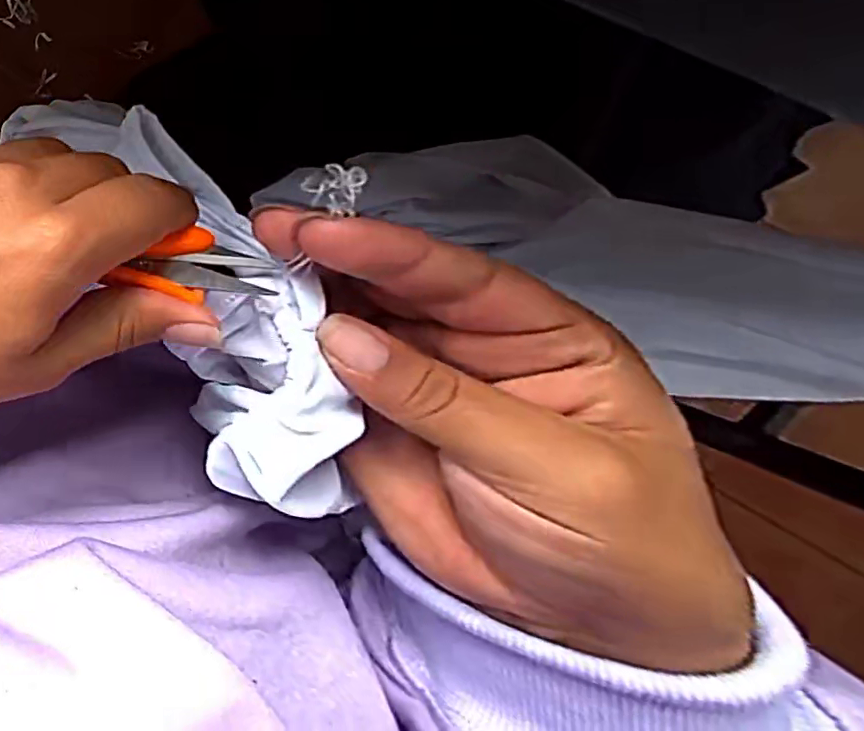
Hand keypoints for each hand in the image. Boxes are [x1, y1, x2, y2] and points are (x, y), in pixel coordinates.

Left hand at [0, 139, 221, 414]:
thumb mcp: (46, 359)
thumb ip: (129, 321)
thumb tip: (201, 316)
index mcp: (58, 241)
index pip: (158, 199)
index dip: (174, 226)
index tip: (157, 255)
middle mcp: (26, 184)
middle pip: (117, 172)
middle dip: (124, 212)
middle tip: (94, 258)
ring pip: (69, 155)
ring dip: (78, 190)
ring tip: (42, 237)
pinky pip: (17, 153)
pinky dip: (30, 180)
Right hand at [254, 209, 753, 673]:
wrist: (581, 631)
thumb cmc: (617, 542)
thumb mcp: (552, 466)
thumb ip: (442, 398)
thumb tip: (338, 336)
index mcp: (530, 329)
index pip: (448, 274)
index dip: (380, 248)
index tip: (316, 232)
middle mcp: (458, 338)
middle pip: (382, 284)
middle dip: (323, 255)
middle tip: (264, 232)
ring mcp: (404, 375)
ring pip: (341, 320)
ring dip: (294, 298)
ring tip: (246, 276)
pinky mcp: (363, 413)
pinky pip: (317, 376)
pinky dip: (283, 355)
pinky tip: (253, 331)